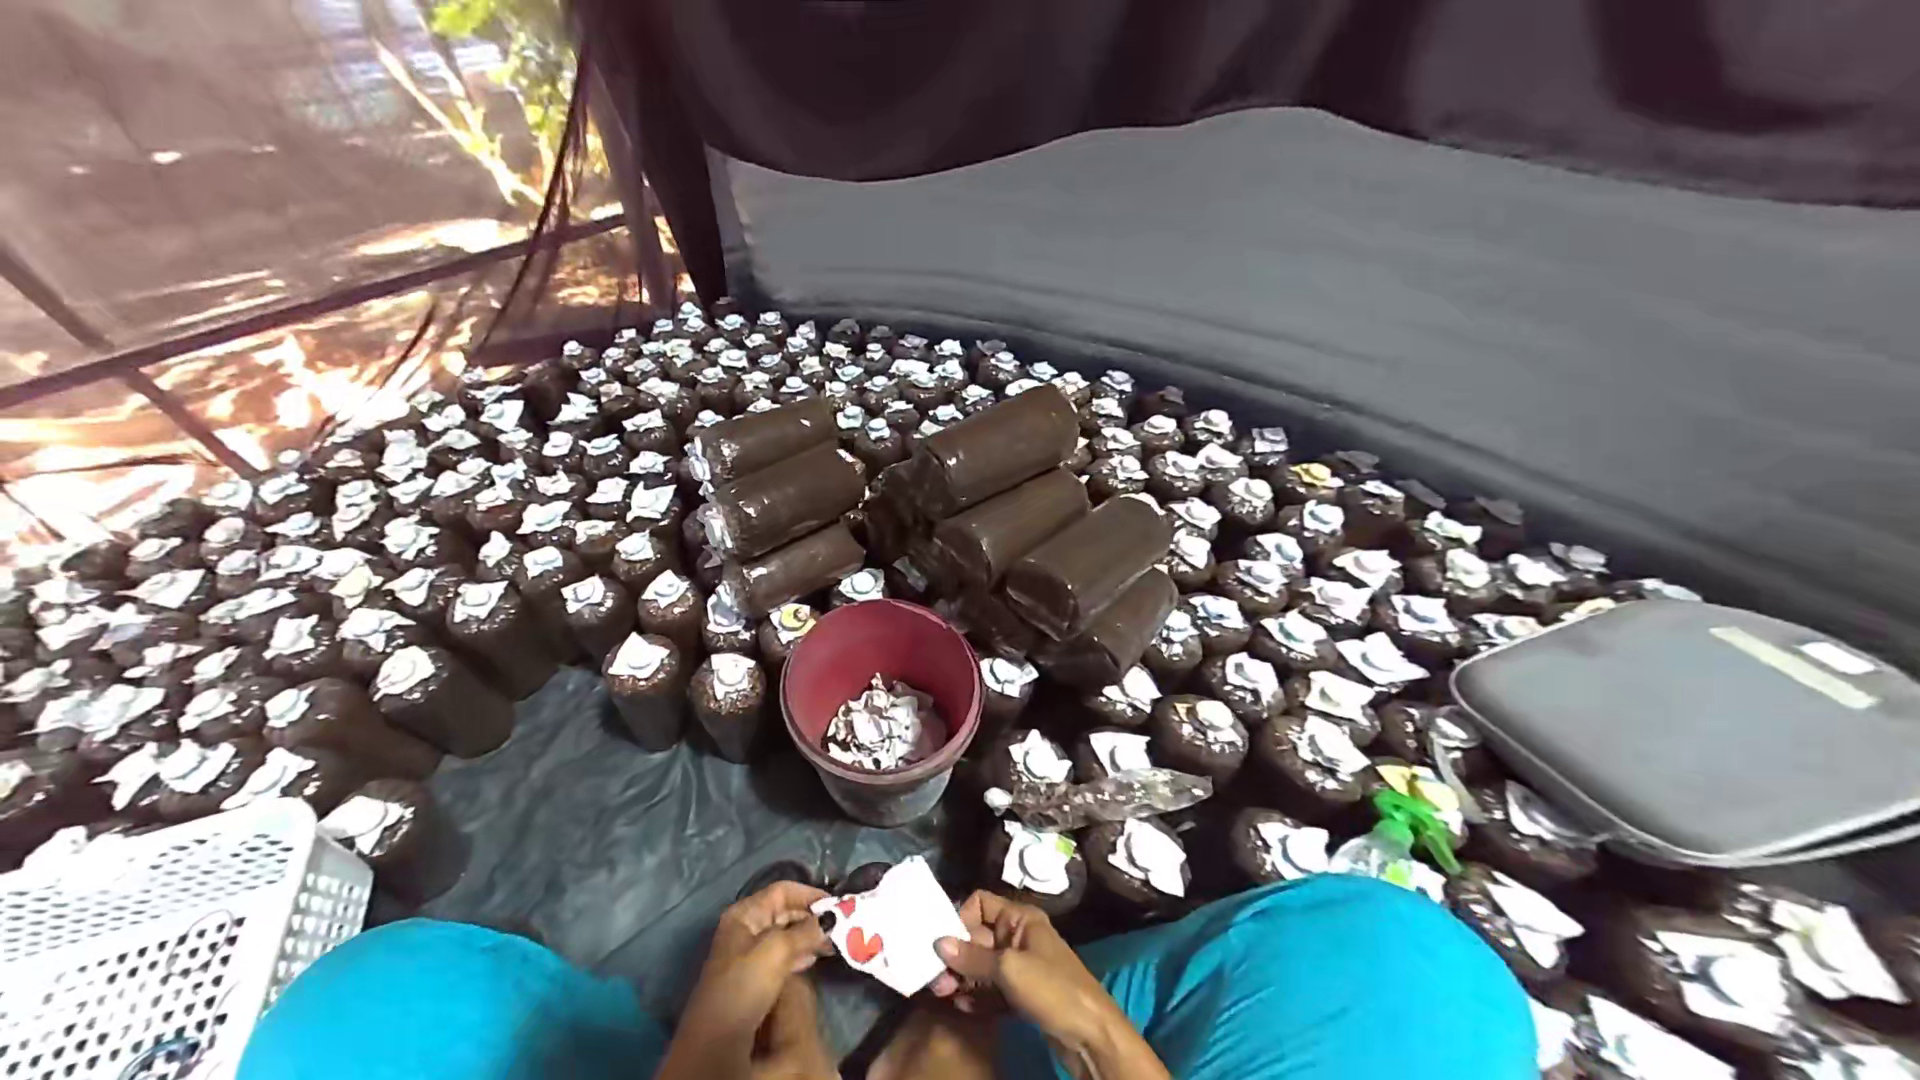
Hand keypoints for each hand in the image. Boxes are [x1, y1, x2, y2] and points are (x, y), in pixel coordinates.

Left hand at [679, 881, 832, 1041]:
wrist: (715, 1041)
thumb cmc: (744, 984)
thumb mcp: (777, 951)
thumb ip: (806, 930)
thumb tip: (834, 917)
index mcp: (745, 914)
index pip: (782, 890)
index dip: (810, 894)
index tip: (837, 905)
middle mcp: (746, 928)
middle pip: (785, 911)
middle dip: (812, 917)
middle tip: (841, 927)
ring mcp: (748, 954)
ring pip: (785, 935)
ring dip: (809, 937)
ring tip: (832, 945)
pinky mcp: (753, 977)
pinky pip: (782, 956)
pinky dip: (800, 954)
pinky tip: (813, 961)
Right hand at [930, 891, 1129, 1052]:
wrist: (1091, 1035)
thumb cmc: (1053, 988)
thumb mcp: (1009, 968)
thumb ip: (973, 956)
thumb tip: (938, 941)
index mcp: (1020, 918)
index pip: (981, 903)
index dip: (962, 919)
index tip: (945, 943)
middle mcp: (1018, 936)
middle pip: (977, 936)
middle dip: (956, 955)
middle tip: (935, 977)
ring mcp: (1020, 966)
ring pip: (982, 965)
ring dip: (962, 978)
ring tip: (943, 994)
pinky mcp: (1021, 994)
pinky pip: (991, 989)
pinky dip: (976, 996)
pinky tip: (961, 1007)